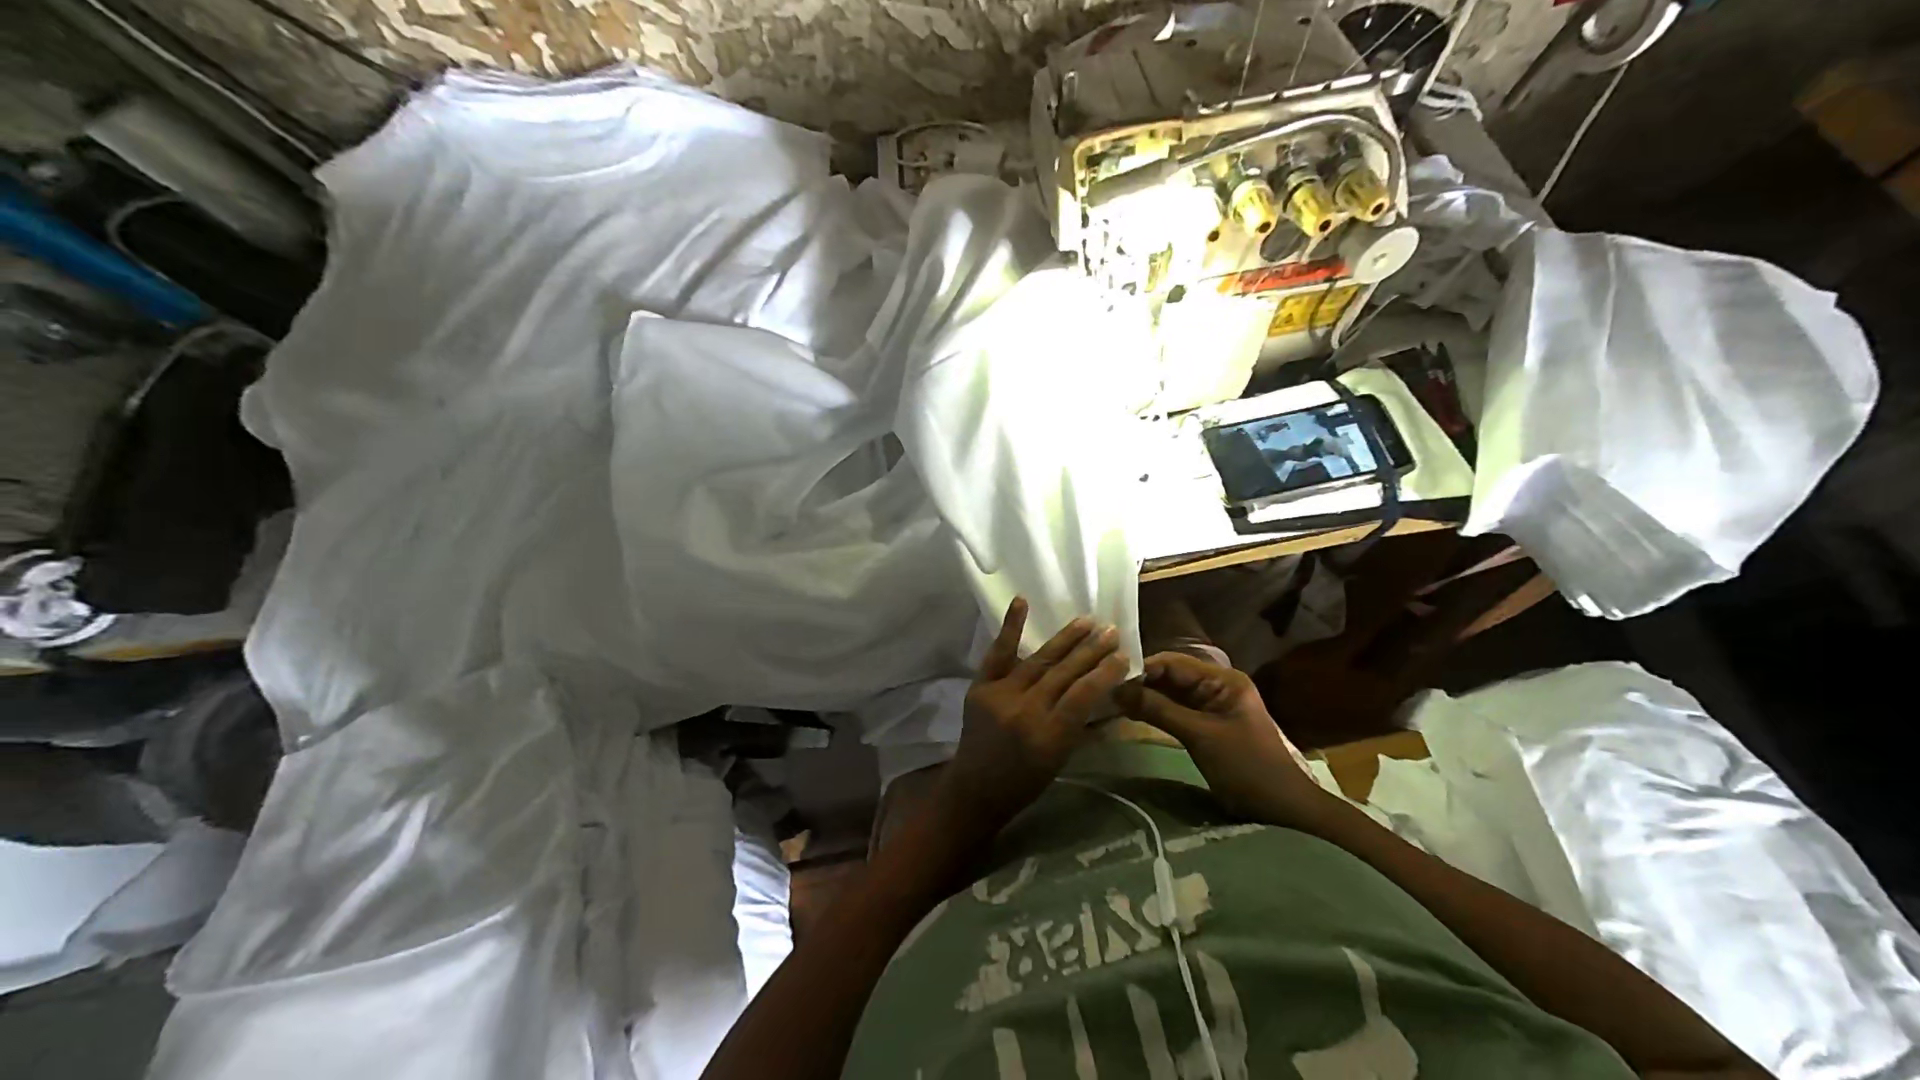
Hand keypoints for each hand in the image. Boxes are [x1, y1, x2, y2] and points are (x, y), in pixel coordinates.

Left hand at [938, 598, 1130, 830]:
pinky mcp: (980, 687)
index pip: (1083, 694)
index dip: (1105, 673)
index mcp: (1049, 735)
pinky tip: (1022, 602)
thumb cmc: (1025, 782)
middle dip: (1091, 650)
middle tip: (1111, 631)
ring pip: (1039, 659)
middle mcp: (1026, 710)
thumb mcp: (1061, 760)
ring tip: (1086, 621)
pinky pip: (998, 653)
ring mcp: (1000, 695)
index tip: (1123, 656)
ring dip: (1065, 638)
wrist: (974, 788)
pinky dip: (1010, 627)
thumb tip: (1108, 697)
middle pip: (1064, 672)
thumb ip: (1081, 726)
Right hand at [1114, 651, 1331, 827]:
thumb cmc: (1247, 767)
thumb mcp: (1200, 736)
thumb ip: (1159, 710)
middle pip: (1170, 675)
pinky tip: (1131, 713)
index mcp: (1223, 679)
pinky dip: (1155, 711)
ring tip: (1112, 701)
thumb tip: (1118, 690)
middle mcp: (1216, 685)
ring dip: (1145, 696)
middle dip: (1140, 682)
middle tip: (1105, 690)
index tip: (1110, 678)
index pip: (1174, 663)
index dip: (1142, 669)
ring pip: (1170, 692)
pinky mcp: (1206, 724)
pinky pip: (1175, 709)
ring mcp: (1211, 705)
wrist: (1282, 810)